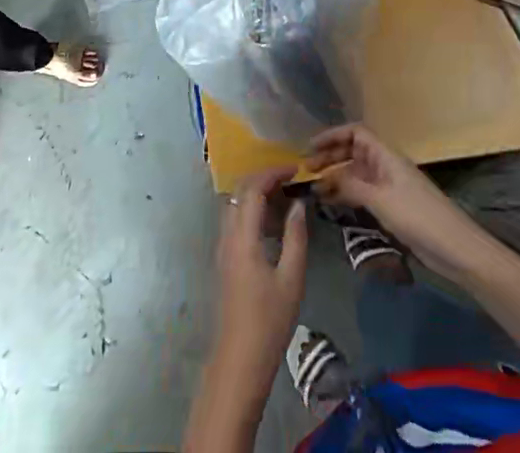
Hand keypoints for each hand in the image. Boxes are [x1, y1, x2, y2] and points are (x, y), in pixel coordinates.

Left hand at [213, 166, 308, 378]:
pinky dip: (253, 211)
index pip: (251, 190)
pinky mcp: (225, 256)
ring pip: (235, 205)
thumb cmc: (270, 318)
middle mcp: (226, 234)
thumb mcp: (292, 278)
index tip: (294, 168)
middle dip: (263, 179)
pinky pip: (236, 220)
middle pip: (238, 192)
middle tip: (292, 179)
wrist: (241, 351)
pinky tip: (274, 222)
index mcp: (241, 236)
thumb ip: (294, 238)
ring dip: (256, 194)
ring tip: (287, 197)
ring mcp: (222, 245)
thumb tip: (297, 205)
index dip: (271, 173)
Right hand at [305, 125, 494, 281]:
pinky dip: (345, 194)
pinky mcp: (391, 207)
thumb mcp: (379, 199)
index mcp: (386, 157)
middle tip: (307, 170)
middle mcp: (386, 167)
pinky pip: (361, 193)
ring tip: (314, 189)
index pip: (356, 133)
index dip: (332, 135)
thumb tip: (322, 180)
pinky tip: (331, 203)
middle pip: (352, 152)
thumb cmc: (419, 217)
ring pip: (355, 174)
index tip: (310, 147)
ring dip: (335, 178)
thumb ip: (348, 186)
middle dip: (329, 157)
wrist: (458, 250)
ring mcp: (389, 187)